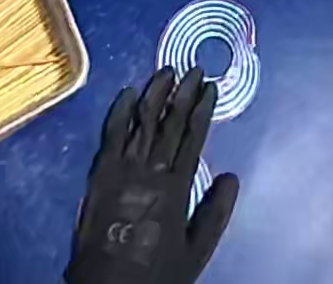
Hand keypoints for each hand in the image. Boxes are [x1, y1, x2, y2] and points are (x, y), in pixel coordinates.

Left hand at [68, 68, 237, 283]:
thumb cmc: (154, 277)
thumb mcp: (194, 253)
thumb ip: (215, 214)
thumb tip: (232, 176)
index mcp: (176, 188)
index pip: (194, 136)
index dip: (203, 108)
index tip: (210, 87)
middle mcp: (151, 171)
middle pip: (170, 122)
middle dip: (184, 92)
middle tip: (194, 69)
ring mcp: (122, 170)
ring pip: (142, 121)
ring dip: (155, 93)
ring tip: (167, 71)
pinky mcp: (99, 175)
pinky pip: (111, 136)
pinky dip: (119, 112)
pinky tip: (127, 93)